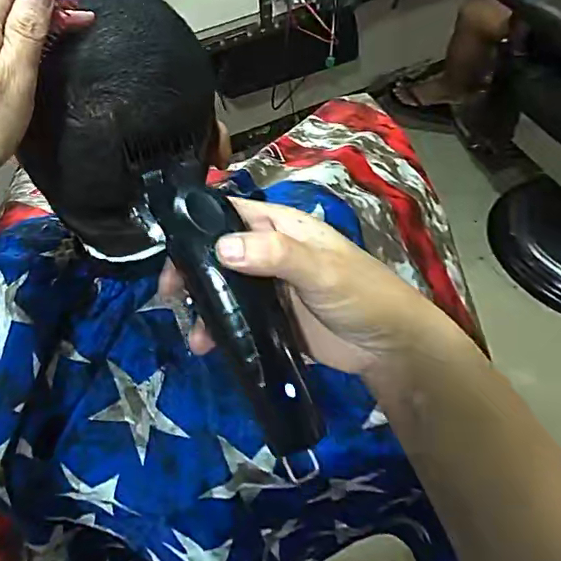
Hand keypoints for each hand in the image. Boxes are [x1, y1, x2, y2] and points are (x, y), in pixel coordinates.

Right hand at [166, 198, 455, 376]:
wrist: (390, 348)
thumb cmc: (362, 295)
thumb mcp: (322, 271)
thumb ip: (276, 255)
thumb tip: (221, 246)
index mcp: (283, 227)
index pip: (232, 212)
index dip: (199, 223)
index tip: (170, 248)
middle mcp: (271, 251)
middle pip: (220, 251)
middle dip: (193, 270)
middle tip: (171, 295)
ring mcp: (270, 286)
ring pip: (224, 286)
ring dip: (204, 304)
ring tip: (194, 333)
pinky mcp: (272, 319)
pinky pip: (237, 317)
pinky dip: (219, 328)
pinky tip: (208, 346)